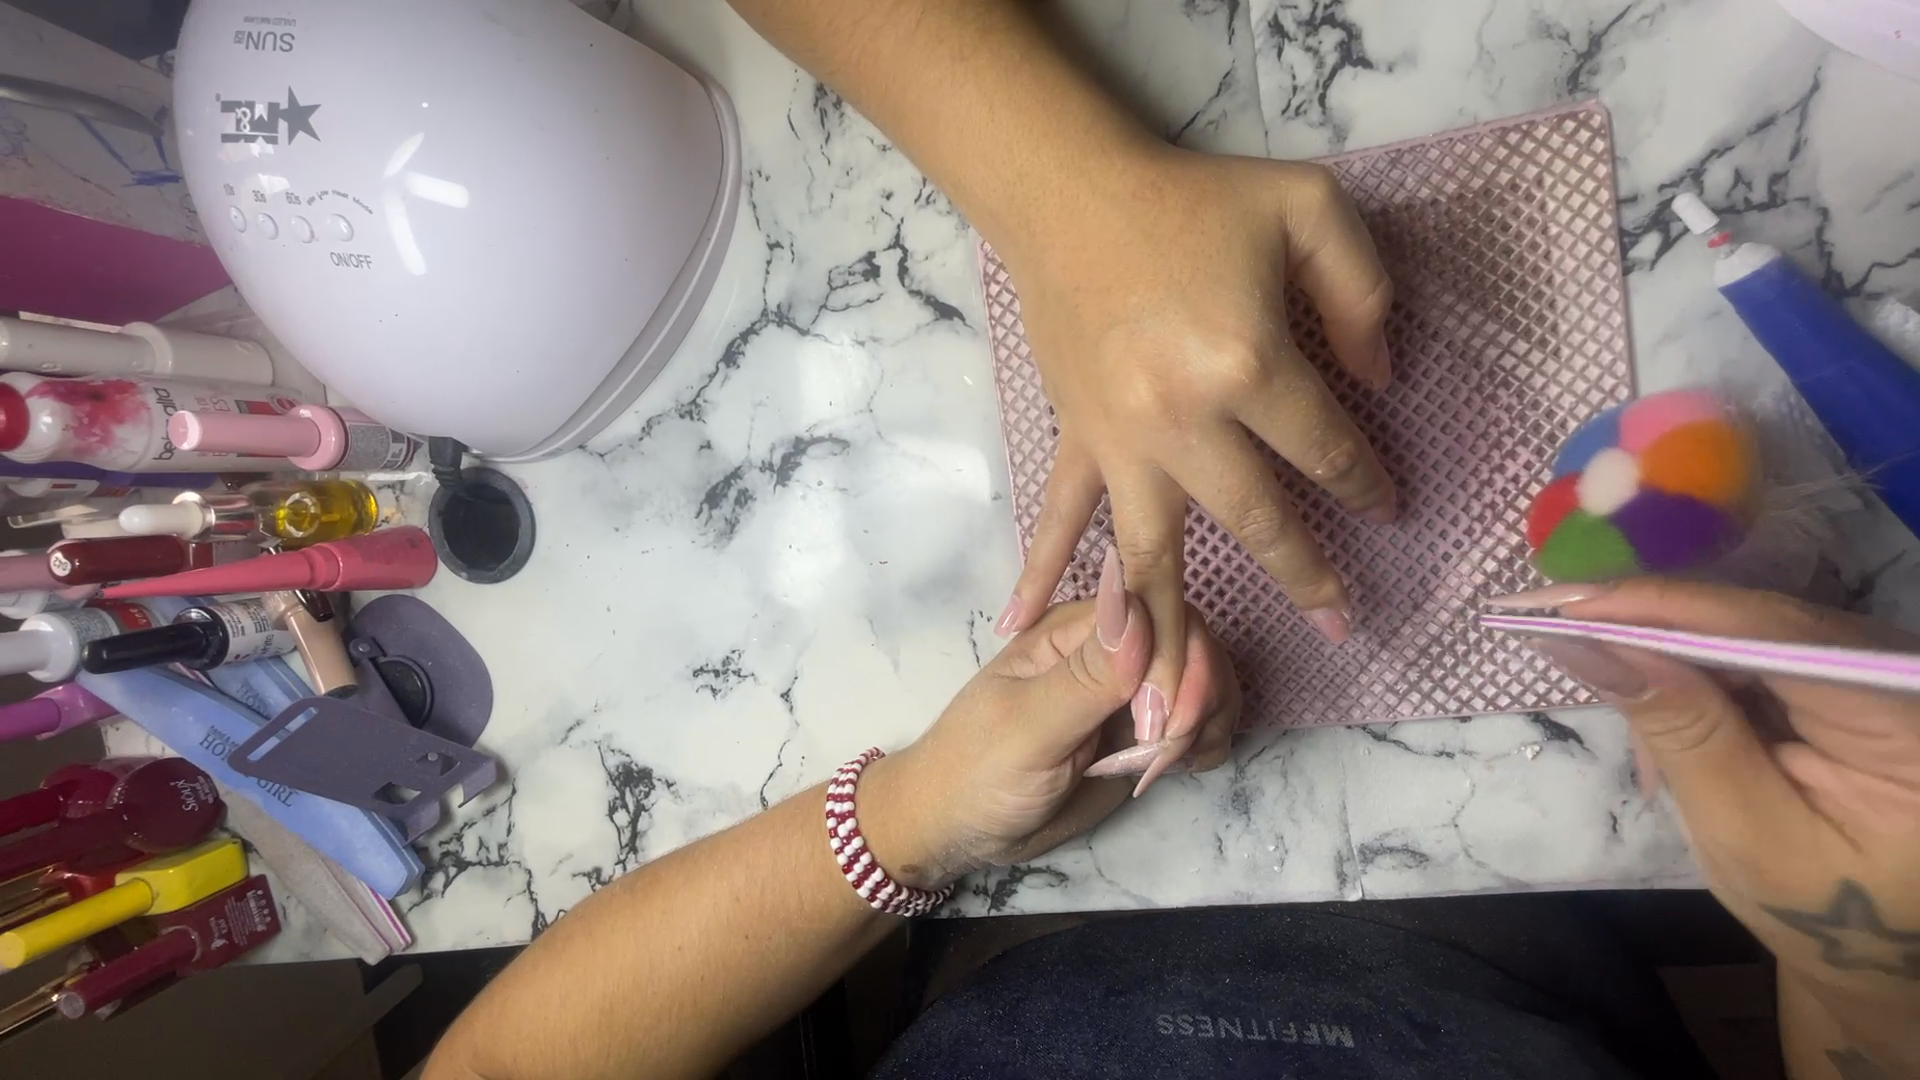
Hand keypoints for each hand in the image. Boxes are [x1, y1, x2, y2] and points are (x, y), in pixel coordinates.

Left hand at [863, 549, 1240, 889]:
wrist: (966, 827)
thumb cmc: (978, 771)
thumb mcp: (1028, 728)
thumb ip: (1085, 677)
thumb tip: (1135, 607)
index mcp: (1074, 630)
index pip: (1156, 610)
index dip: (1177, 662)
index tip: (1160, 725)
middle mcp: (1111, 649)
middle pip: (1193, 641)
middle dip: (1194, 698)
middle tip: (1160, 755)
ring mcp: (1132, 689)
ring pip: (1206, 677)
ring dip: (1205, 721)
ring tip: (1162, 765)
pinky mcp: (1144, 728)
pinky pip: (1203, 717)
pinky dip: (1208, 740)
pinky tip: (1179, 768)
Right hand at [992, 144, 1396, 758]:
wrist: (1072, 203)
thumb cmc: (1191, 204)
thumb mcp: (1310, 209)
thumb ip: (1364, 297)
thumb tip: (1384, 386)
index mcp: (1248, 369)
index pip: (1327, 449)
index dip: (1366, 483)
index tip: (1388, 509)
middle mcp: (1183, 428)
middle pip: (1254, 522)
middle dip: (1304, 576)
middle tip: (1341, 625)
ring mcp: (1119, 448)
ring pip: (1153, 553)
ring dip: (1173, 625)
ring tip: (1182, 695)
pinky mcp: (1075, 445)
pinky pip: (1058, 520)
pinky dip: (1039, 575)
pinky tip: (1016, 629)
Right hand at [1520, 580, 1919, 1068]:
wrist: (1873, 937)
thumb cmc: (1815, 905)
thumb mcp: (1740, 827)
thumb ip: (1677, 729)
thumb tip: (1584, 644)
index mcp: (1912, 729)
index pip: (1776, 639)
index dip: (1663, 610)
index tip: (1560, 606)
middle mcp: (1909, 679)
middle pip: (1759, 618)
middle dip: (1646, 617)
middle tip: (1546, 620)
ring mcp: (1881, 673)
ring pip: (1747, 622)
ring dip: (1657, 641)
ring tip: (1594, 664)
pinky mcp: (1849, 676)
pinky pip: (1751, 641)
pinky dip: (1684, 659)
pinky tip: (1650, 685)